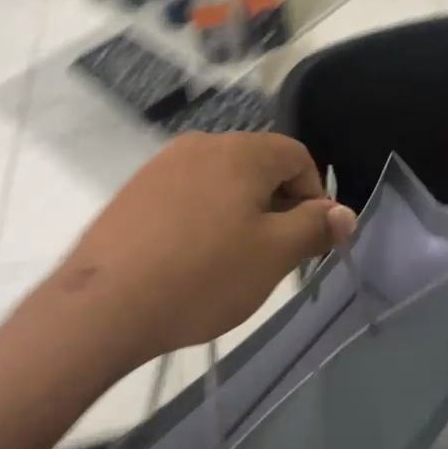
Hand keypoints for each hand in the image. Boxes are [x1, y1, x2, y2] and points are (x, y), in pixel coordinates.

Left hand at [47, 131, 354, 366]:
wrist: (104, 304)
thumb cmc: (202, 276)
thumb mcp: (272, 256)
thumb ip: (313, 228)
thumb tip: (343, 213)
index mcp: (240, 151)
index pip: (297, 155)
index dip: (314, 196)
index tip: (307, 240)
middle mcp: (201, 145)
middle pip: (258, 165)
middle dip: (276, 205)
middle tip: (272, 256)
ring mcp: (161, 165)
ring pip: (220, 181)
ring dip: (239, 213)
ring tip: (229, 262)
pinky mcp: (134, 191)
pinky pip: (185, 194)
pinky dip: (201, 218)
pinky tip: (189, 260)